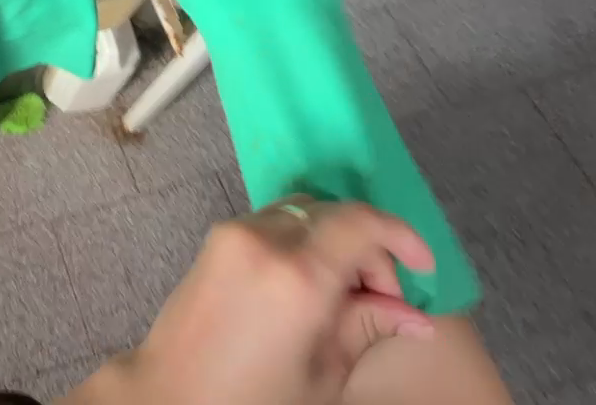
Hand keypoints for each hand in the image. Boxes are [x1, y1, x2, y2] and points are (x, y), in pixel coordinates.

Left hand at [78, 198, 436, 404]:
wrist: (171, 391)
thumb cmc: (254, 398)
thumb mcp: (324, 374)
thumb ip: (368, 328)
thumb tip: (416, 317)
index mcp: (295, 273)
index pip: (359, 221)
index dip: (400, 235)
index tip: (423, 266)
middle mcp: (262, 237)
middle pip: (331, 212)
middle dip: (369, 245)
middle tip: (384, 298)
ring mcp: (233, 230)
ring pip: (301, 210)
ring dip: (334, 238)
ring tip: (349, 295)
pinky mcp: (216, 236)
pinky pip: (272, 220)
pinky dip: (302, 238)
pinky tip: (313, 283)